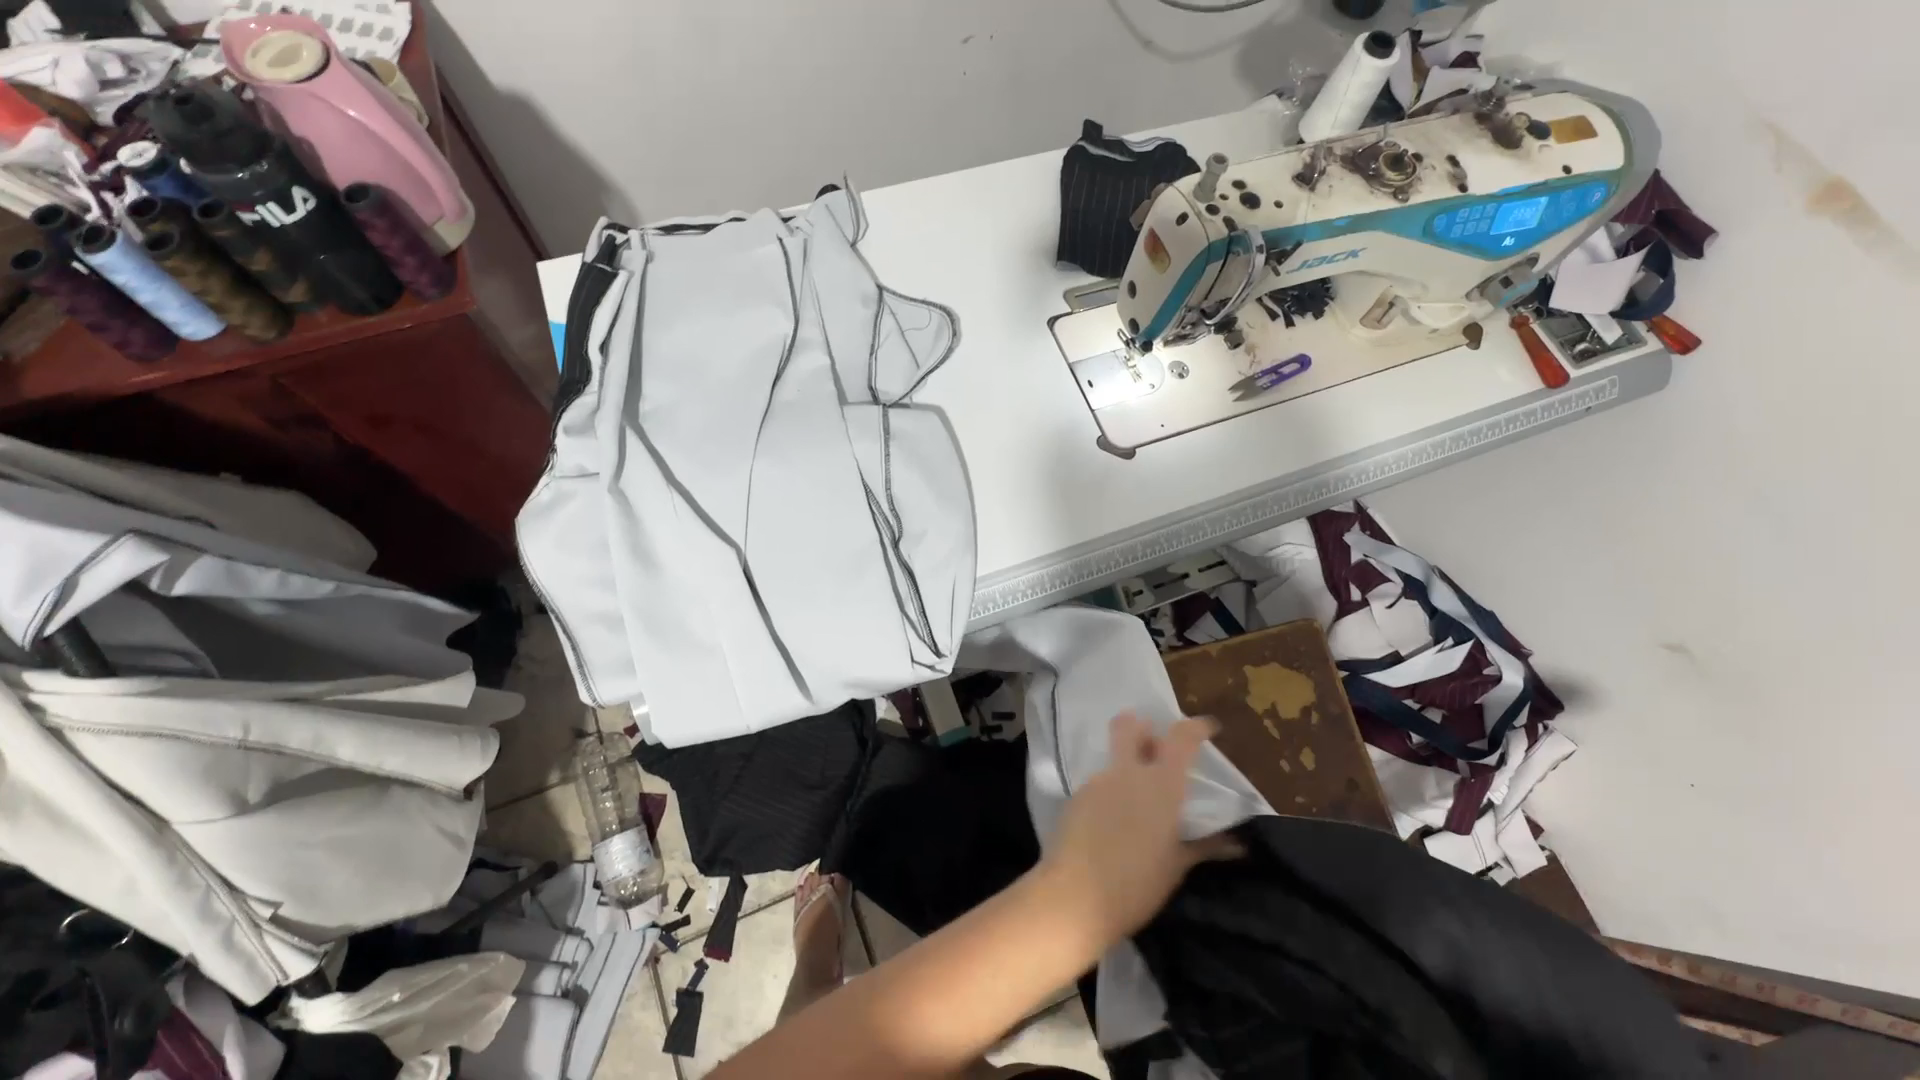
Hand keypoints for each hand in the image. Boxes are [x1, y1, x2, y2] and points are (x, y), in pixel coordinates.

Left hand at [1040, 712, 1241, 944]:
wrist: (1074, 897)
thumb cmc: (1137, 883)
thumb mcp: (1177, 866)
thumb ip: (1205, 847)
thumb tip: (1238, 843)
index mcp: (1161, 784)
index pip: (1181, 737)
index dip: (1196, 727)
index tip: (1208, 729)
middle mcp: (1127, 774)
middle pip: (1129, 726)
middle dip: (1142, 728)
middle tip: (1154, 748)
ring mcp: (1096, 783)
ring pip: (1112, 760)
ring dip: (1125, 770)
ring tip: (1135, 804)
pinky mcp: (1074, 799)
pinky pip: (1097, 785)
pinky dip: (1108, 795)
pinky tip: (1111, 824)